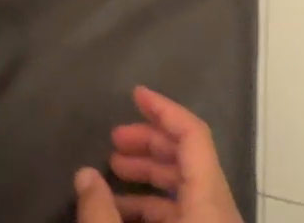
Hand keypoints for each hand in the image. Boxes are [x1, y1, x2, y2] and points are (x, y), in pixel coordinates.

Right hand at [74, 87, 243, 222]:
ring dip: (149, 173)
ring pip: (185, 187)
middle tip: (114, 138)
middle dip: (149, 142)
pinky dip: (154, 204)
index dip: (164, 109)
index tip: (135, 93)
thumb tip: (84, 174)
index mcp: (210, 202)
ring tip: (112, 170)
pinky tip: (121, 208)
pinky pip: (184, 213)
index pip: (194, 135)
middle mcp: (219, 210)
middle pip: (188, 158)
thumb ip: (101, 210)